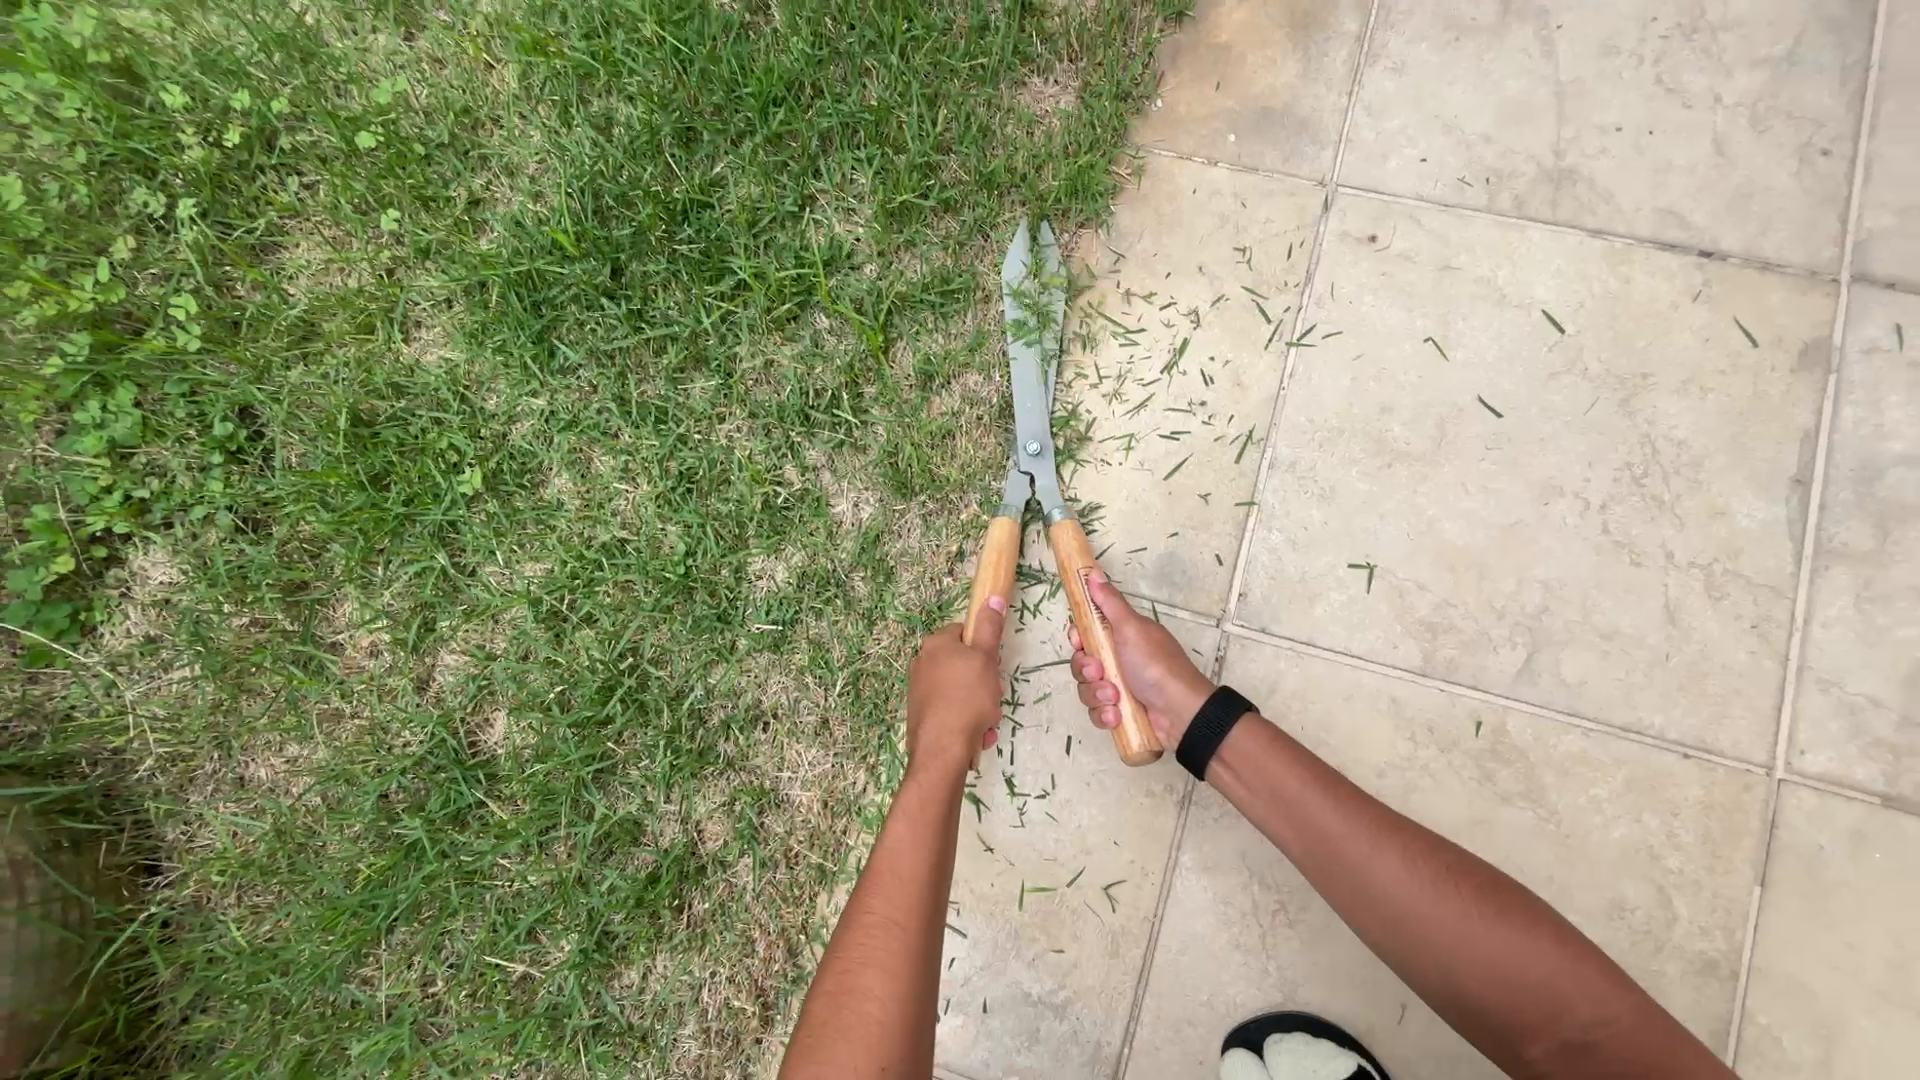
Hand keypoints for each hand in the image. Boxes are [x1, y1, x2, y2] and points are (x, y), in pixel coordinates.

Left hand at [905, 596, 1007, 775]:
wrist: (942, 748)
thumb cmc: (967, 697)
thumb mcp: (986, 658)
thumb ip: (989, 628)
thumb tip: (991, 598)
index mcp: (935, 644)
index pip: (964, 632)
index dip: (983, 648)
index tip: (994, 665)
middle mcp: (922, 663)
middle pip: (963, 664)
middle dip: (984, 682)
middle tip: (994, 696)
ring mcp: (920, 690)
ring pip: (961, 690)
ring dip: (980, 706)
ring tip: (987, 722)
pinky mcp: (921, 714)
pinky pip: (952, 710)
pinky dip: (967, 720)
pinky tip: (977, 735)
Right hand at [1068, 574, 1215, 745]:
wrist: (1181, 712)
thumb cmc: (1156, 665)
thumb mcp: (1132, 628)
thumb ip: (1110, 602)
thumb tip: (1094, 572)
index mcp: (1122, 636)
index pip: (1087, 633)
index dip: (1078, 638)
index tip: (1080, 642)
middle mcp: (1119, 660)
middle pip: (1081, 662)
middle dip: (1086, 670)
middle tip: (1100, 672)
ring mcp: (1119, 687)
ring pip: (1086, 689)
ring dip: (1096, 695)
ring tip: (1115, 699)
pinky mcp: (1120, 712)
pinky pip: (1097, 712)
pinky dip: (1104, 715)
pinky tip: (1116, 716)